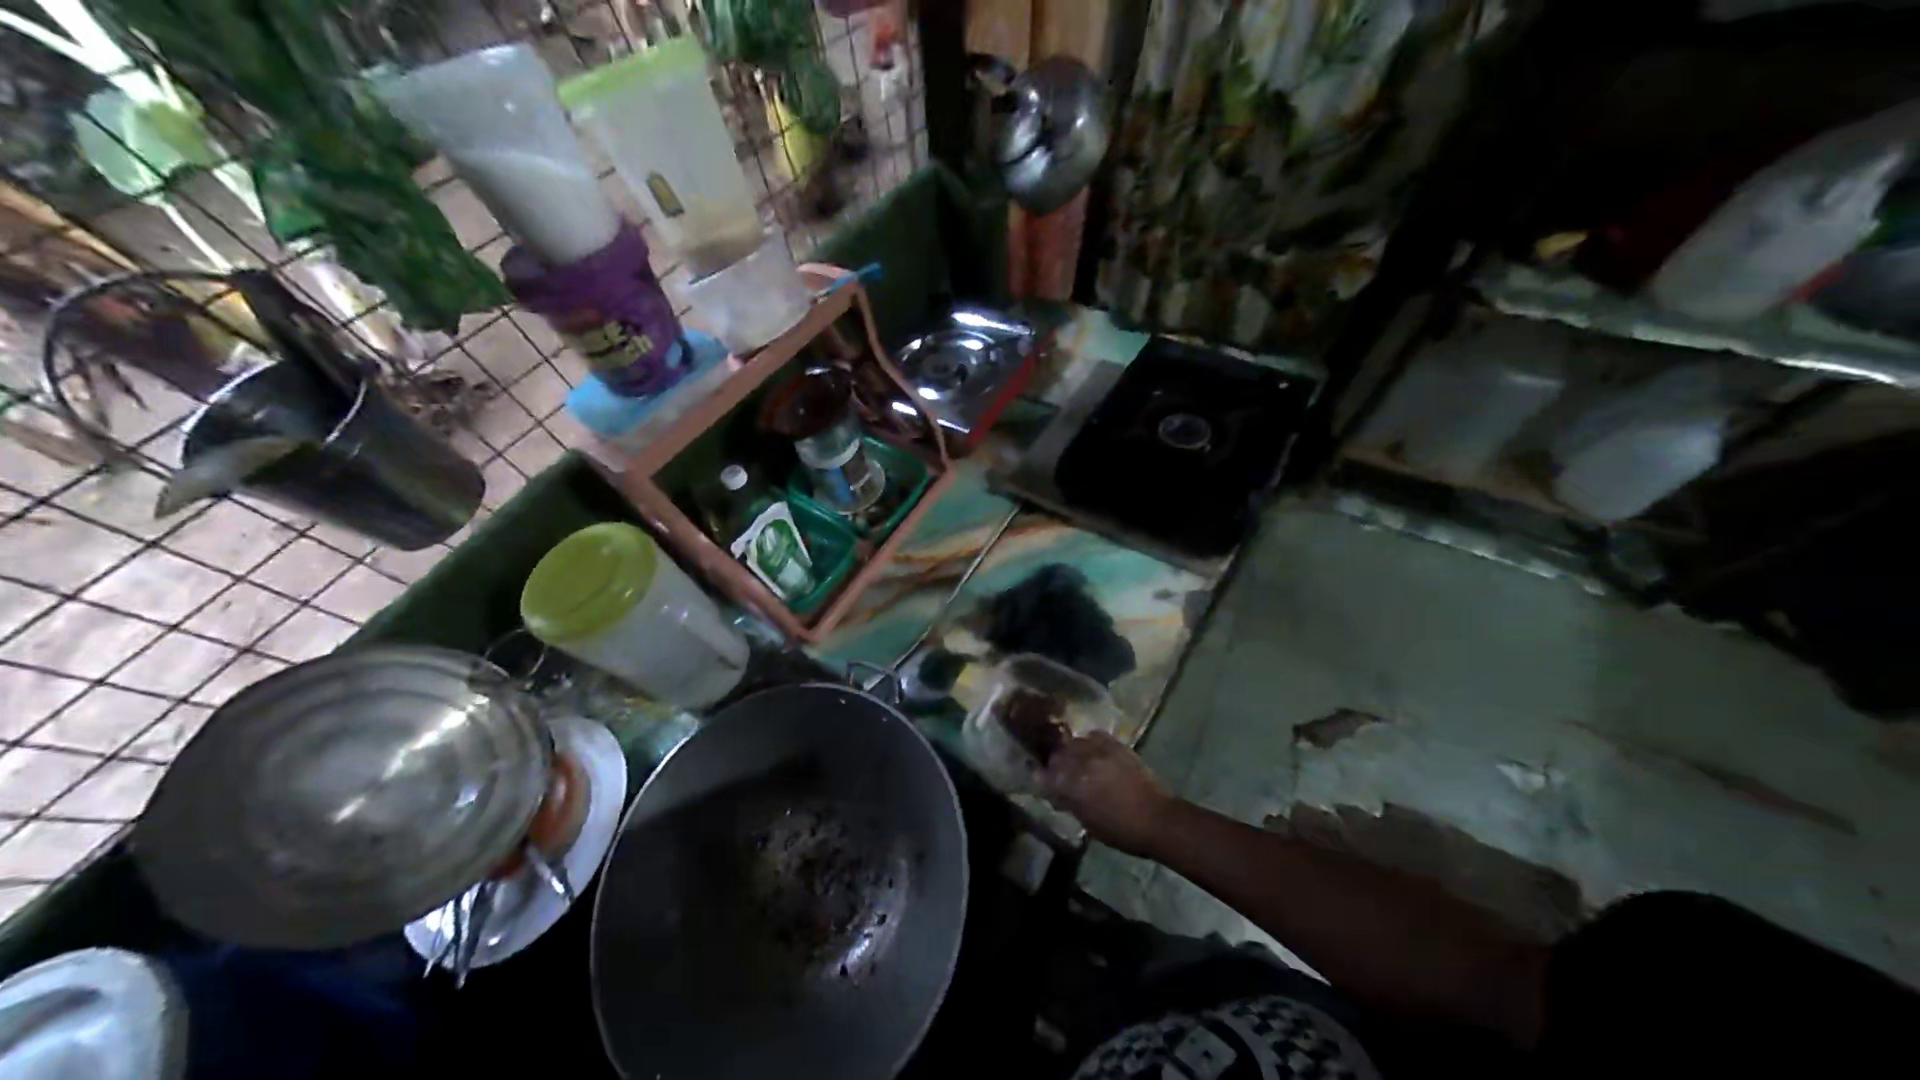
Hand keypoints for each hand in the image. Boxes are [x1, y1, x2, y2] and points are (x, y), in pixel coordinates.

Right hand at [1040, 732, 1176, 856]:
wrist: (1157, 819)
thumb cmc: (1121, 830)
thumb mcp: (1088, 823)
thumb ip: (1069, 803)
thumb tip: (1056, 793)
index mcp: (1073, 786)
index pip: (1046, 775)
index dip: (1042, 778)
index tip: (1042, 781)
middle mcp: (1083, 764)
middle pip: (1058, 754)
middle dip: (1055, 763)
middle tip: (1059, 772)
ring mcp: (1101, 751)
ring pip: (1075, 742)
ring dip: (1072, 751)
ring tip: (1077, 759)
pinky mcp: (1117, 745)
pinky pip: (1095, 735)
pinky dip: (1090, 741)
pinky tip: (1094, 750)